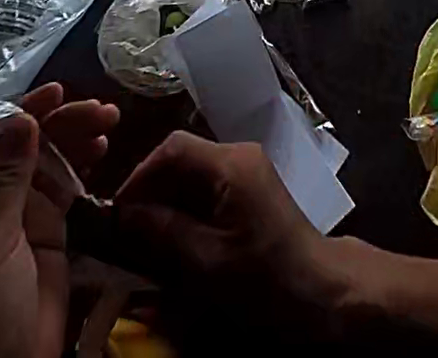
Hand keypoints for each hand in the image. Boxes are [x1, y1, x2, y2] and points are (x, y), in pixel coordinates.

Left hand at [0, 83, 119, 357]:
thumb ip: (7, 179)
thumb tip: (20, 118)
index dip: (27, 112)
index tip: (59, 91)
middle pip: (31, 145)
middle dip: (64, 122)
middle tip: (100, 109)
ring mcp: (26, 211)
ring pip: (54, 159)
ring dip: (80, 136)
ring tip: (110, 119)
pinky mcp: (53, 226)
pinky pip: (70, 184)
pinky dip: (86, 164)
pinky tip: (104, 148)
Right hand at [112, 132, 350, 335]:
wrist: (318, 288)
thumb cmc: (264, 275)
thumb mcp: (207, 259)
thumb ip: (164, 230)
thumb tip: (125, 213)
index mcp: (231, 163)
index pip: (173, 148)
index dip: (141, 174)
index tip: (119, 208)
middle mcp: (239, 153)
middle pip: (183, 155)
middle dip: (153, 185)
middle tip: (127, 222)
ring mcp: (247, 166)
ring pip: (194, 168)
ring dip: (168, 194)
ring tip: (145, 229)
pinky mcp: (251, 182)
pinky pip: (209, 180)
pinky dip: (187, 200)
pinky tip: (173, 228)